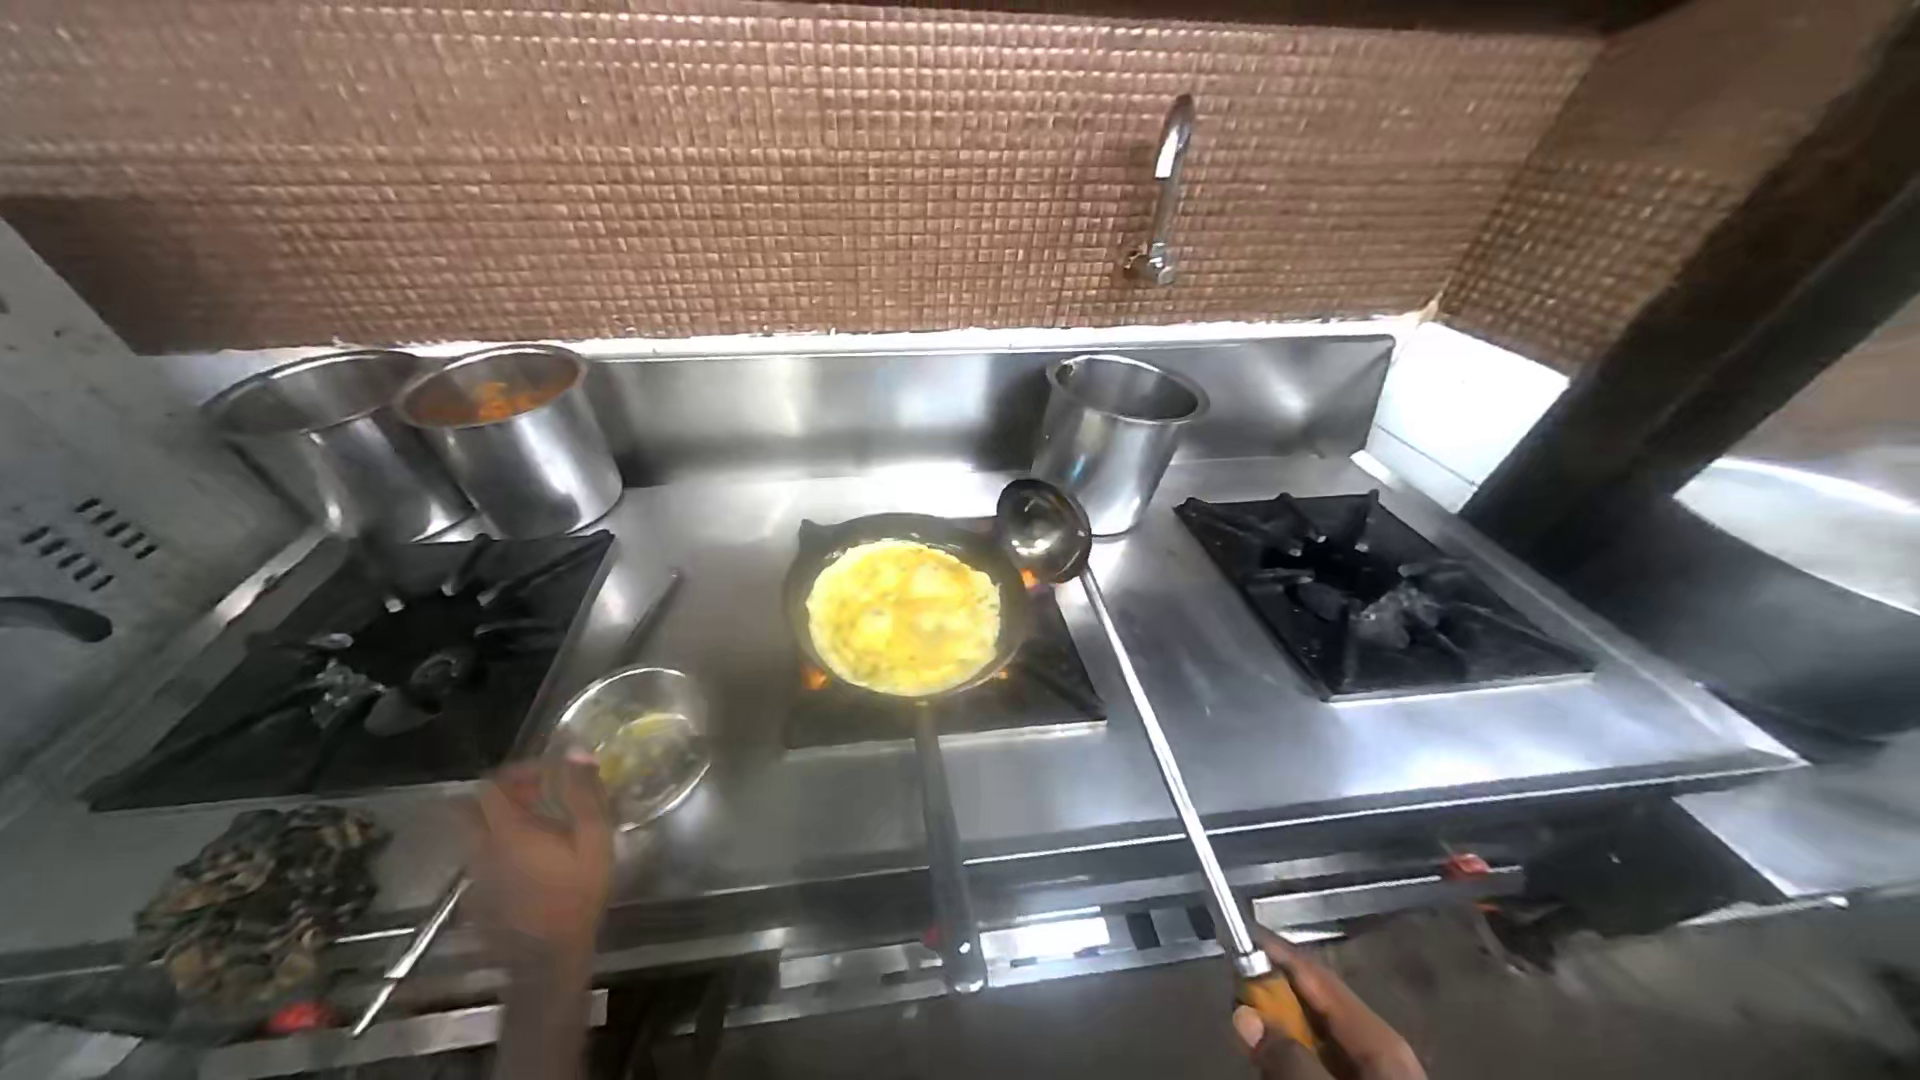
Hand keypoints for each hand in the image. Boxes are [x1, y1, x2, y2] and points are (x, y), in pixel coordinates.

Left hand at [465, 759, 612, 962]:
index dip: (517, 771)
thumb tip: (577, 753)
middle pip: (466, 808)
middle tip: (532, 797)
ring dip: (495, 821)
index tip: (547, 773)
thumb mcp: (594, 838)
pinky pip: (477, 860)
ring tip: (534, 827)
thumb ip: (584, 794)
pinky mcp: (474, 898)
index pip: (493, 785)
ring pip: (470, 835)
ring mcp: (474, 876)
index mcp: (508, 830)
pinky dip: (495, 849)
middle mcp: (480, 849)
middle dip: (497, 795)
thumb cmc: (577, 893)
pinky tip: (526, 862)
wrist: (548, 958)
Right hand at [1233, 932, 1425, 1079]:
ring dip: (1282, 1037)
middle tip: (1234, 1000)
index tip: (1236, 938)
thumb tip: (1244, 1015)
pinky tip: (1277, 1070)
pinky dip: (1297, 1063)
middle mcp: (1379, 1050)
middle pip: (1315, 1005)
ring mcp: (1375, 1076)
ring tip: (1252, 1043)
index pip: (1316, 976)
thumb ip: (1287, 1059)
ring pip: (1316, 1038)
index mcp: (1379, 1040)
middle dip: (1273, 999)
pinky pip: (1323, 1067)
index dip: (1275, 953)